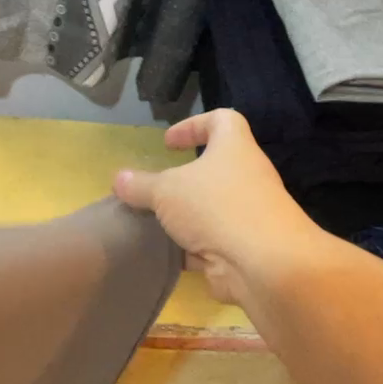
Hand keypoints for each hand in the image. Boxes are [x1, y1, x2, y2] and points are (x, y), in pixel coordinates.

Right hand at [113, 108, 329, 306]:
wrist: (263, 263)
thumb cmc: (216, 208)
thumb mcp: (166, 192)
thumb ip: (141, 186)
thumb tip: (119, 179)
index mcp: (234, 148)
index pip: (221, 120)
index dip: (194, 124)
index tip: (168, 142)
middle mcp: (246, 176)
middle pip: (215, 169)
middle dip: (183, 181)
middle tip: (155, 191)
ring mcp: (248, 213)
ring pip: (211, 208)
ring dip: (184, 217)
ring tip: (153, 225)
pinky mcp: (244, 246)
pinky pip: (212, 241)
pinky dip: (190, 247)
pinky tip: (166, 255)